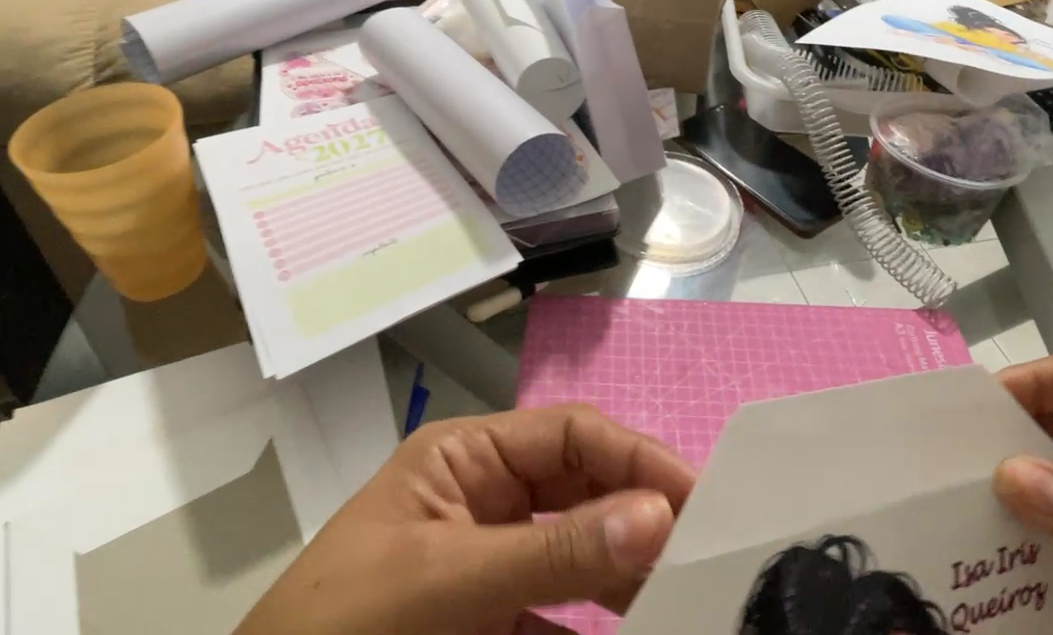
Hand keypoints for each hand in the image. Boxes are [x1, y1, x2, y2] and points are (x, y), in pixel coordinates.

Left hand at [236, 405, 695, 634]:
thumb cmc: (346, 620)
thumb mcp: (448, 581)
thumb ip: (554, 553)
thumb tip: (658, 514)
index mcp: (468, 457)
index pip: (571, 436)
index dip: (638, 459)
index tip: (700, 499)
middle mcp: (486, 499)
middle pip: (584, 492)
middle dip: (641, 519)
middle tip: (706, 555)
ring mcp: (490, 563)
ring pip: (580, 556)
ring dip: (629, 577)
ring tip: (686, 597)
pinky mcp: (492, 623)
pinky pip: (560, 617)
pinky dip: (598, 628)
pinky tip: (636, 629)